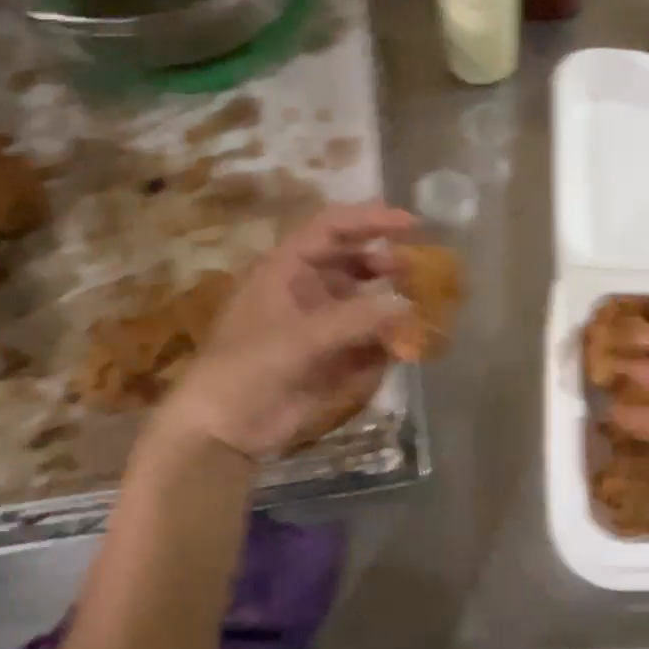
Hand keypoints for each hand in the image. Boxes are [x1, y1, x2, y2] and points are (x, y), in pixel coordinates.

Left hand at [156, 202, 418, 458]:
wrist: (226, 427)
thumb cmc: (249, 368)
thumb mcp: (301, 337)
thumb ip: (357, 319)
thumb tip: (408, 306)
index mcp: (286, 270)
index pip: (331, 229)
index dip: (370, 221)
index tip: (412, 225)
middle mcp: (307, 291)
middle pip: (355, 263)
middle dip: (388, 266)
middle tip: (422, 274)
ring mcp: (322, 326)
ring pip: (367, 303)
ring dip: (394, 306)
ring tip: (422, 313)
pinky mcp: (334, 360)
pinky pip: (370, 342)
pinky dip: (390, 343)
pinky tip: (408, 347)